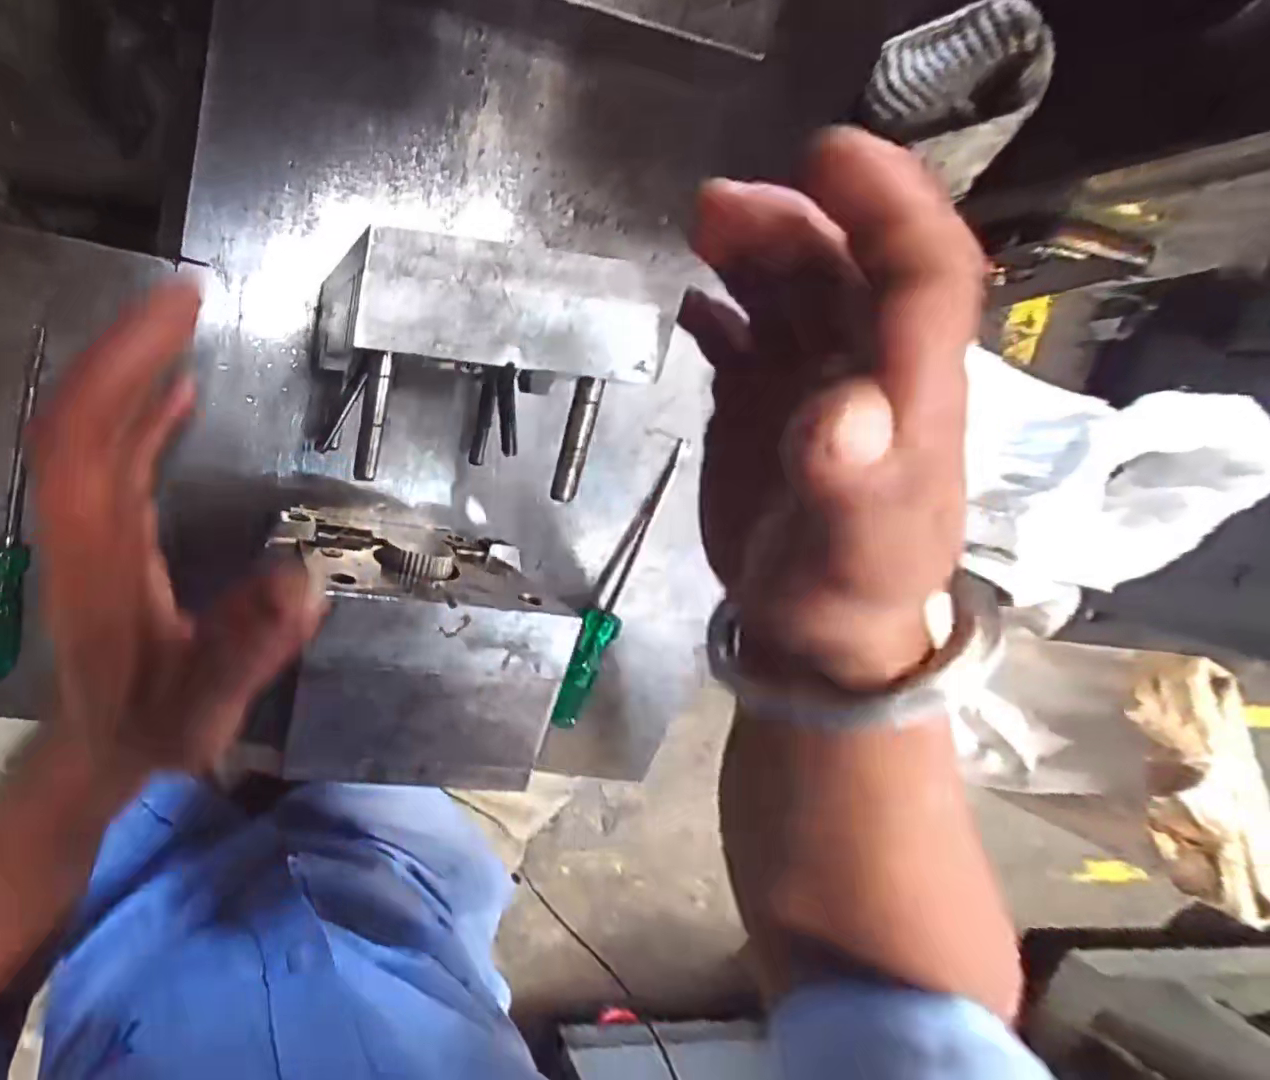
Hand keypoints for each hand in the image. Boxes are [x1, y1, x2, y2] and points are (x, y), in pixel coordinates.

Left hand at [26, 280, 325, 782]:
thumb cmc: (149, 726)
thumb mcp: (202, 705)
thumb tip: (306, 583)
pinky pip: (113, 455)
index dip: (122, 369)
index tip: (176, 315)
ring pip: (92, 428)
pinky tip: (176, 395)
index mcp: (95, 557)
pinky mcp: (102, 532)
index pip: (85, 442)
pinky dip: (141, 413)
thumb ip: (246, 651)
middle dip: (129, 347)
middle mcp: (80, 528)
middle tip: (189, 296)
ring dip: (132, 370)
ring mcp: (87, 526)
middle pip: (82, 415)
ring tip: (182, 322)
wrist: (101, 745)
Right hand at [680, 128, 981, 690]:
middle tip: (715, 204)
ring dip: (751, 257)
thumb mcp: (854, 550)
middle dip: (789, 226)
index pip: (917, 273)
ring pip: (790, 301)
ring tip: (700, 228)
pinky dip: (720, 318)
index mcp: (906, 392)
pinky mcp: (762, 415)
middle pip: (839, 274)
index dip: (881, 206)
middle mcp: (862, 376)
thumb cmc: (842, 591)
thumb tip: (836, 405)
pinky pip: (746, 346)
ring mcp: (807, 393)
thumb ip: (853, 480)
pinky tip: (692, 304)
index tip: (823, 156)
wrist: (813, 626)